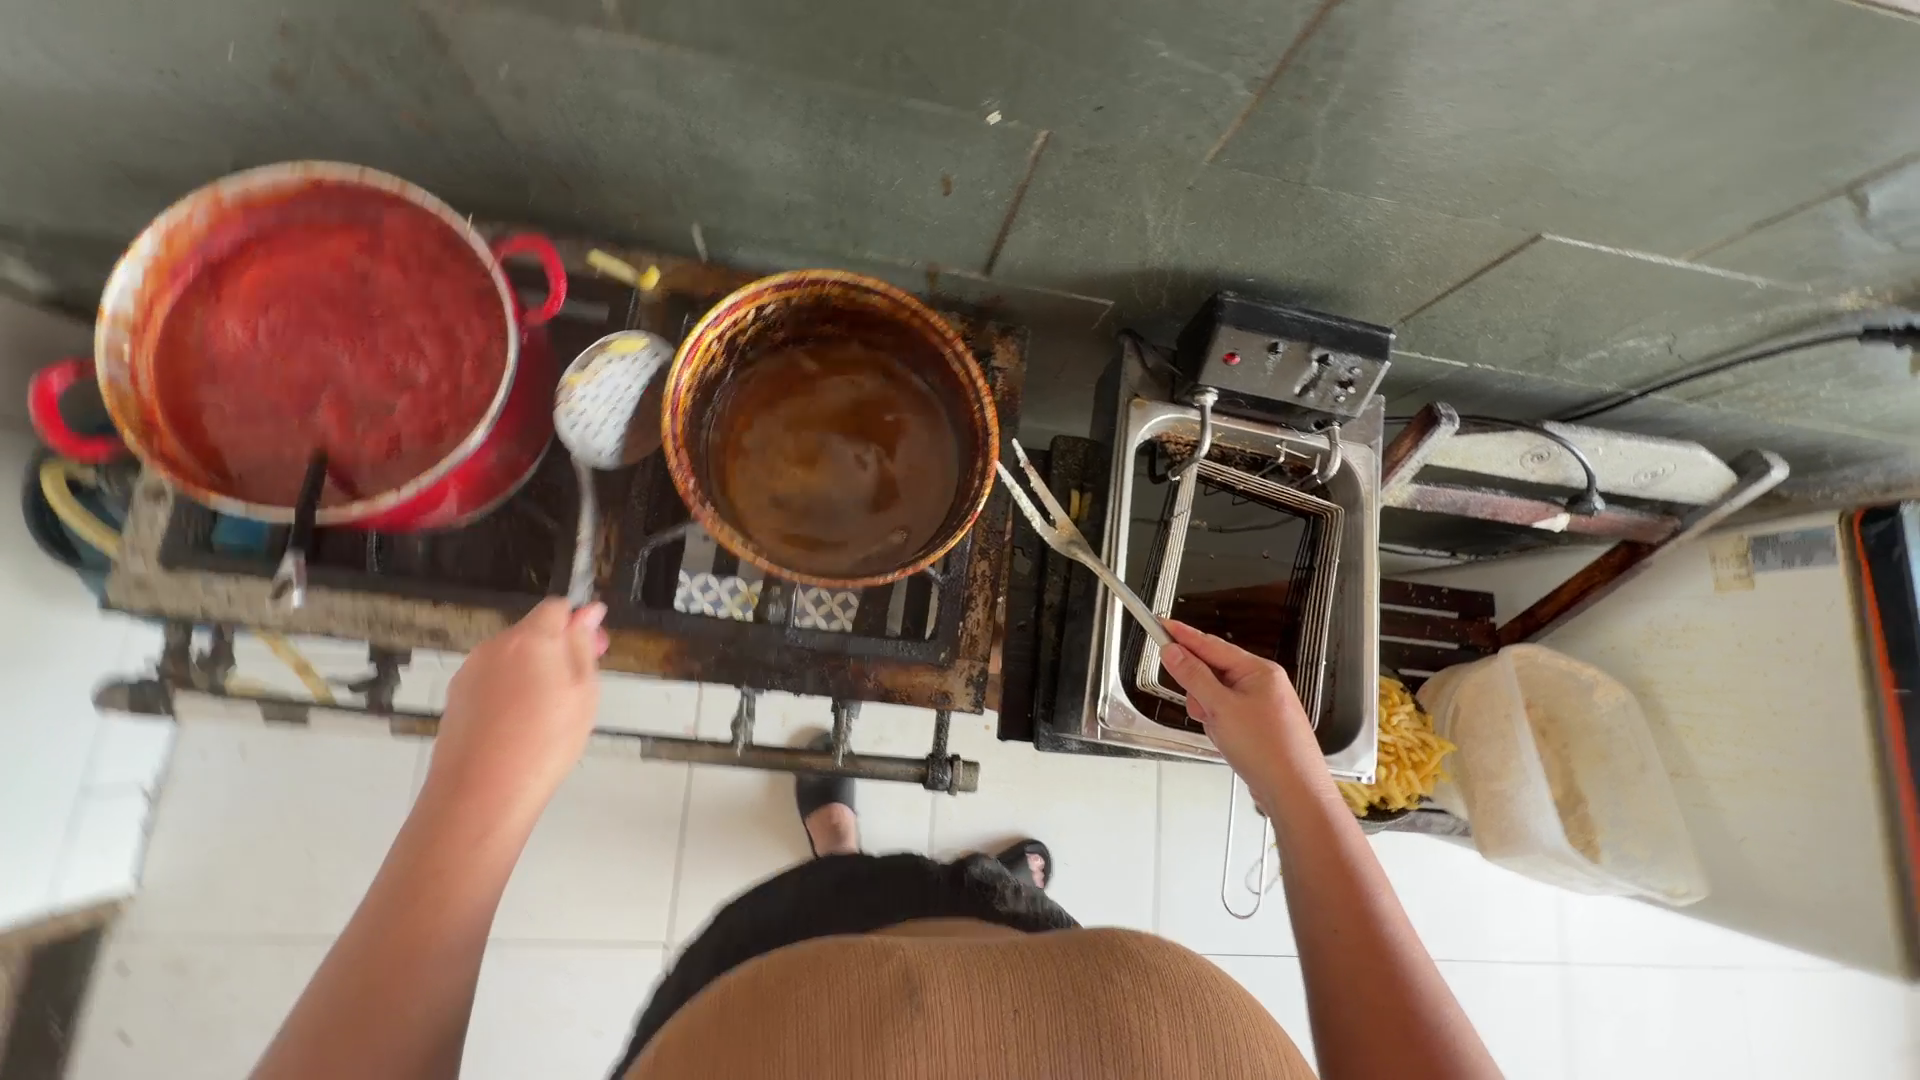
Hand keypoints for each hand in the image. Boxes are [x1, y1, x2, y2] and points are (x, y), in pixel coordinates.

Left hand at [426, 599, 608, 811]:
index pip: (557, 607)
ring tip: (551, 713)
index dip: (581, 621)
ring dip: (535, 671)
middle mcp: (494, 647)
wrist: (481, 794)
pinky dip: (512, 692)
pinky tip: (523, 725)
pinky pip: (494, 681)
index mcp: (529, 639)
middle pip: (533, 632)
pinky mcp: (457, 699)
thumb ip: (583, 645)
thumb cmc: (544, 742)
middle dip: (559, 648)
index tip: (597, 646)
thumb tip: (588, 613)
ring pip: (513, 658)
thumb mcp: (584, 690)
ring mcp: (470, 673)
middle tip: (581, 686)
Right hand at [1158, 620, 1327, 799]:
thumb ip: (1193, 676)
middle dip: (1199, 691)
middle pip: (1211, 671)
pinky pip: (1225, 714)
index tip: (1162, 625)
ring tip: (1220, 731)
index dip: (1183, 635)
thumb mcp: (1221, 708)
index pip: (1211, 644)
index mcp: (1258, 671)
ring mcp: (1260, 705)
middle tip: (1201, 708)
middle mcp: (1261, 683)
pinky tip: (1226, 741)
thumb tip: (1173, 652)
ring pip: (1215, 696)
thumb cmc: (1270, 751)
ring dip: (1208, 712)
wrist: (1295, 792)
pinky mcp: (1257, 725)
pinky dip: (1218, 724)